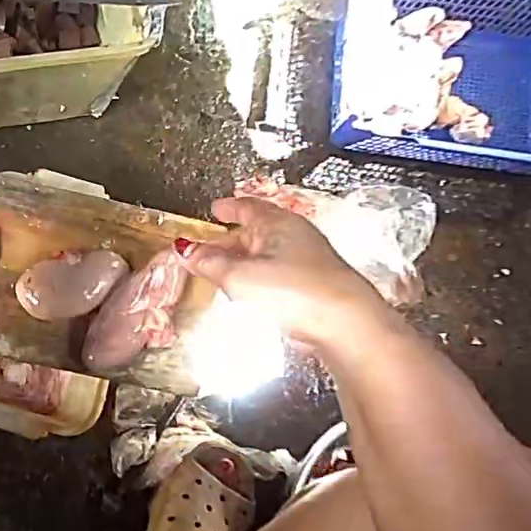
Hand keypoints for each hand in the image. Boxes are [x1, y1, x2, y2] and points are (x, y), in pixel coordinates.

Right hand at [181, 196, 393, 346]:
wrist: (343, 324)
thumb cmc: (293, 290)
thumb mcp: (236, 275)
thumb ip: (207, 262)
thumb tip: (186, 250)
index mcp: (277, 223)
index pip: (248, 207)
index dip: (229, 207)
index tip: (216, 208)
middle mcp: (294, 236)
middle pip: (254, 231)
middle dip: (227, 239)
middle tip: (203, 249)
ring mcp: (305, 260)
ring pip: (264, 253)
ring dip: (240, 260)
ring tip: (217, 271)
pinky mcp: (310, 284)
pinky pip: (273, 272)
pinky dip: (254, 275)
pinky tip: (243, 290)